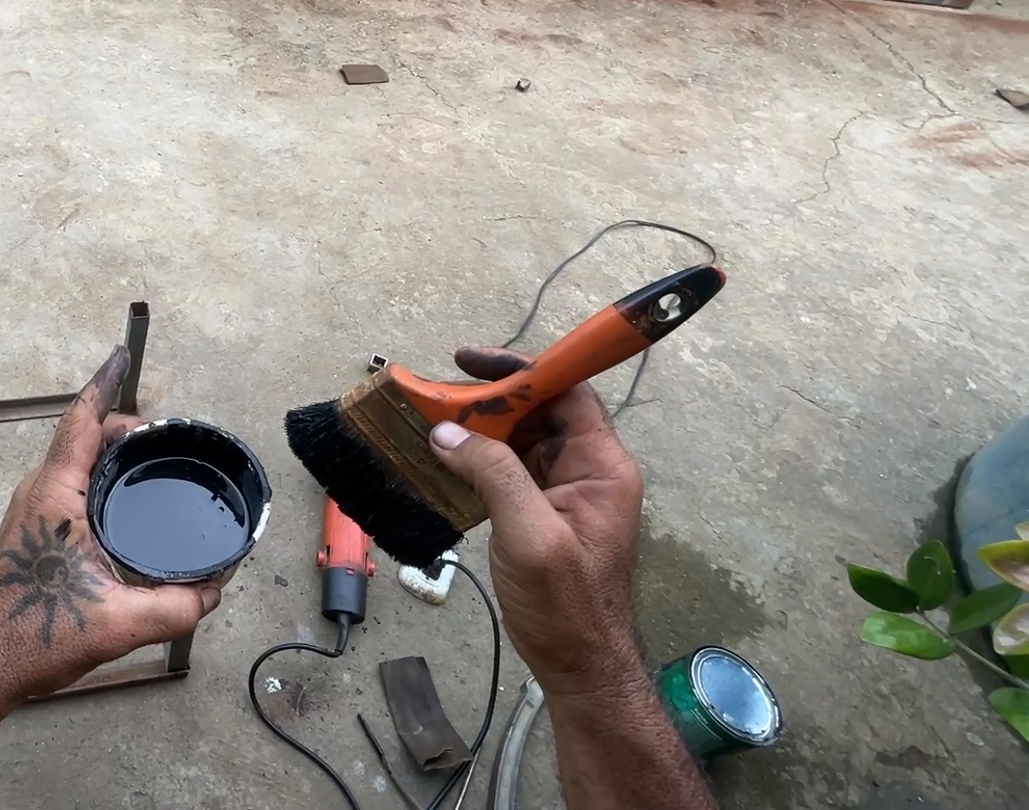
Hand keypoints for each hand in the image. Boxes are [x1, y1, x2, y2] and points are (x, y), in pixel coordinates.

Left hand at [0, 346, 222, 707]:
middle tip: (166, 437)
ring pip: (75, 457)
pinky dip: (98, 471)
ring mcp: (32, 505)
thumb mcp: (117, 625)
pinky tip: (121, 496)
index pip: (82, 421)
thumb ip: (175, 607)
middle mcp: (40, 488)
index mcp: (56, 492)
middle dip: (123, 423)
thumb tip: (214, 590)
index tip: (121, 353)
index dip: (104, 383)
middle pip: (83, 433)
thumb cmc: (31, 636)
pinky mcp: (32, 524)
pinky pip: (70, 478)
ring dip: (110, 449)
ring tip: (150, 459)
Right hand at [428, 346, 643, 696]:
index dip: (522, 368)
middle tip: (436, 392)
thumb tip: (443, 431)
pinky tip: (440, 457)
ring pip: (516, 438)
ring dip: (475, 427)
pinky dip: (471, 456)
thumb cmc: (567, 605)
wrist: (580, 667)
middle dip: (487, 398)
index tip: (468, 361)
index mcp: (599, 467)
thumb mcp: (531, 536)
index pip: (567, 394)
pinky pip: (503, 467)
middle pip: (536, 412)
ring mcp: (558, 491)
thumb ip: (492, 474)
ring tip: (429, 419)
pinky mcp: (535, 510)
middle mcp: (583, 470)